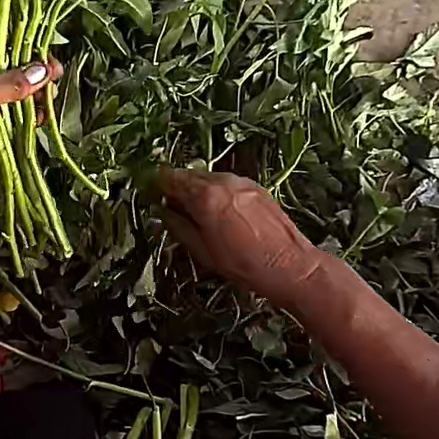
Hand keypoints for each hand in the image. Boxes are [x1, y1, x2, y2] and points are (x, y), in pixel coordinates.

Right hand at [155, 168, 331, 309]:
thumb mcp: (202, 251)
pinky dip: (216, 190)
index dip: (157, 184)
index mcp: (204, 197)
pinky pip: (227, 182)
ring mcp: (241, 181)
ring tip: (194, 209)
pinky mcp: (255, 186)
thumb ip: (179, 226)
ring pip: (209, 177)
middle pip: (189, 174)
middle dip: (176, 185)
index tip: (150, 192)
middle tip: (168, 202)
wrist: (289, 265)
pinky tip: (218, 209)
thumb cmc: (242, 264)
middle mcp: (222, 182)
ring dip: (197, 187)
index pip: (170, 179)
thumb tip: (162, 212)